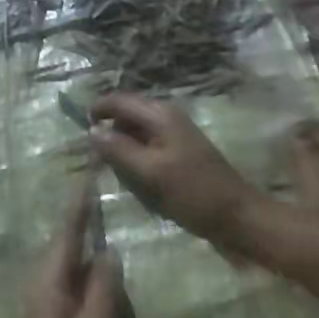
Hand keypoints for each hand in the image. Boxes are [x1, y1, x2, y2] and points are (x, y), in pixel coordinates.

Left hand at [22, 174, 123, 317]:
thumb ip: (104, 288)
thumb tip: (109, 246)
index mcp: (47, 279)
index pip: (68, 228)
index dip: (80, 197)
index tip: (91, 164)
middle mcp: (46, 286)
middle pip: (75, 246)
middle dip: (90, 223)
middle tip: (106, 191)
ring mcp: (53, 308)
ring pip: (84, 271)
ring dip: (100, 265)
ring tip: (110, 240)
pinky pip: (86, 296)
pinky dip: (100, 289)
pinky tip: (112, 295)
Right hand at [89, 94, 257, 245]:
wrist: (237, 217)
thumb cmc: (192, 193)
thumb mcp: (149, 173)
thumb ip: (118, 150)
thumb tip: (91, 130)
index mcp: (159, 113)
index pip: (119, 100)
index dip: (97, 111)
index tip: (81, 132)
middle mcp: (166, 115)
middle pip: (127, 116)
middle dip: (112, 137)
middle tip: (104, 166)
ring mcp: (175, 133)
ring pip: (136, 134)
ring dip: (126, 153)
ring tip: (128, 180)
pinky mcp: (180, 151)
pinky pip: (148, 149)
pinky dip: (140, 163)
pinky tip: (143, 185)